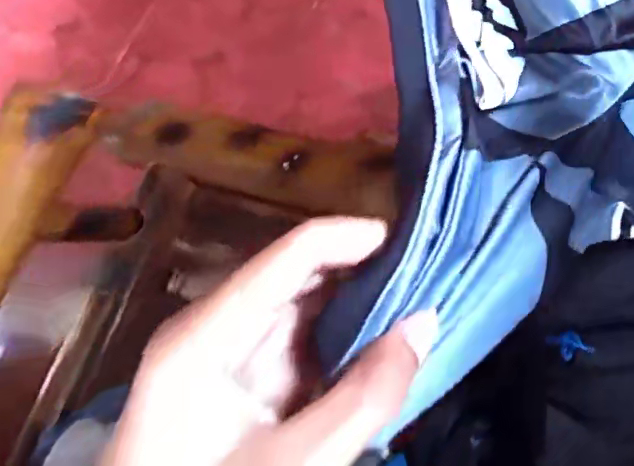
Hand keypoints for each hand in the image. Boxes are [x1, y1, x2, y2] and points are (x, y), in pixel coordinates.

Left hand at [104, 217, 437, 465]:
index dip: (358, 238)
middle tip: (428, 280)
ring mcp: (219, 354)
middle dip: (366, 272)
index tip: (418, 246)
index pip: (296, 251)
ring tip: (415, 307)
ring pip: (303, 304)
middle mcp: (211, 325)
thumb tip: (426, 322)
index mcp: (206, 332)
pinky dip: (340, 339)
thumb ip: (365, 396)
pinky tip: (378, 349)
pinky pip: (297, 340)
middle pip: (300, 271)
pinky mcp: (234, 384)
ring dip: (358, 306)